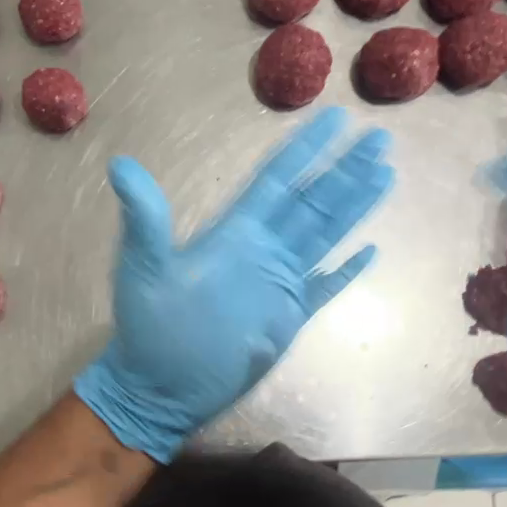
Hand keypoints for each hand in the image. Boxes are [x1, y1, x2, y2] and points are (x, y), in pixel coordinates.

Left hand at [74, 107, 394, 460]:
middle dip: (345, 170)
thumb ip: (145, 220)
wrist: (160, 388)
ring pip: (325, 236)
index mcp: (233, 233)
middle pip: (312, 200)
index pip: (277, 179)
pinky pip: (324, 287)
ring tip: (385, 175)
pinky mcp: (288, 319)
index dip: (306, 149)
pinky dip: (346, 271)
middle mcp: (261, 250)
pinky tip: (369, 250)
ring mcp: (278, 284)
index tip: (335, 118)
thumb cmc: (148, 328)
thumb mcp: (143, 269)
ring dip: (354, 207)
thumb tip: (120, 165)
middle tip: (380, 137)